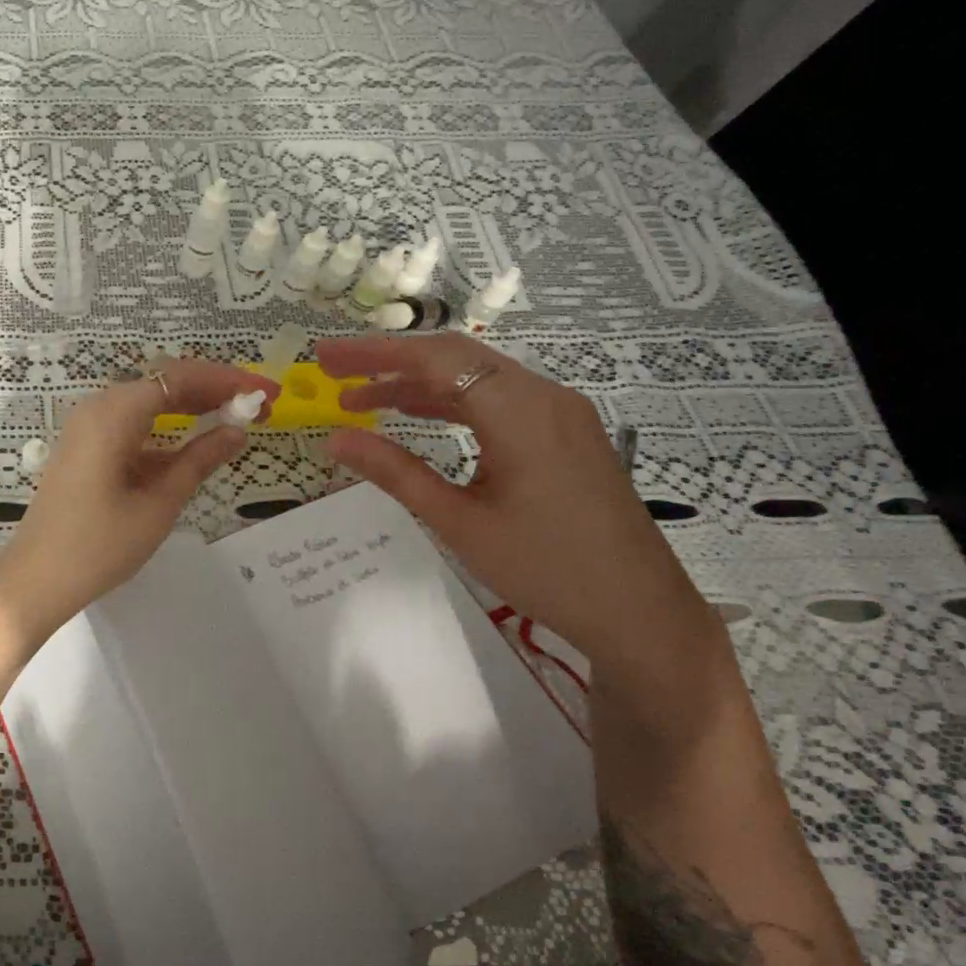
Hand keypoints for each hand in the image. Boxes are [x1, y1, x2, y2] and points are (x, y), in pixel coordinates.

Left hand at [0, 360, 280, 644]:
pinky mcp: (83, 448)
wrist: (37, 578)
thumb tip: (238, 432)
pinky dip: (164, 430)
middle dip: (211, 390)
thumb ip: (199, 461)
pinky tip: (193, 447)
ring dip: (189, 408)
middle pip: (162, 383)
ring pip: (146, 403)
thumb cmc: (99, 546)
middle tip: (257, 406)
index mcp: (113, 414)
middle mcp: (96, 408)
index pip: (178, 377)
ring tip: (234, 422)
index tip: (264, 392)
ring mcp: (86, 428)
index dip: (225, 380)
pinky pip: (130, 426)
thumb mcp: (158, 504)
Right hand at [319, 333, 719, 671]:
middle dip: (390, 360)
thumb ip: (395, 473)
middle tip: (334, 371)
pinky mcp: (565, 434)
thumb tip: (336, 439)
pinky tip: (416, 415)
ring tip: (360, 400)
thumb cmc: (547, 569)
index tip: (324, 358)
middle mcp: (546, 398)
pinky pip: (498, 400)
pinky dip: (450, 401)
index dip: (374, 353)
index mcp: (522, 413)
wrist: (641, 612)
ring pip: (477, 378)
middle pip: (456, 358)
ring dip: (417, 383)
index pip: (437, 359)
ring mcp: (560, 415)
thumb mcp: (459, 522)